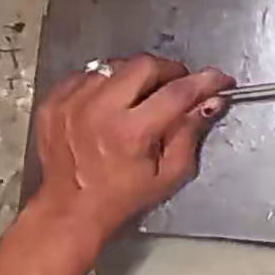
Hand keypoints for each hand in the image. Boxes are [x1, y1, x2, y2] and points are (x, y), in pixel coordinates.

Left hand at [27, 54, 234, 239]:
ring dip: (136, 77)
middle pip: (144, 65)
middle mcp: (99, 110)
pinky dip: (106, 83)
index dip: (205, 81)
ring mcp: (72, 103)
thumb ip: (191, 133)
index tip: (220, 79)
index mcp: (132, 132)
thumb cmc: (125, 197)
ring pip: (115, 66)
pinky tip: (113, 102)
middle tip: (179, 85)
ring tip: (143, 97)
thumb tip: (211, 101)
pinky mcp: (54, 102)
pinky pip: (87, 75)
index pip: (178, 92)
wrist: (71, 210)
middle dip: (169, 70)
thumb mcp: (171, 173)